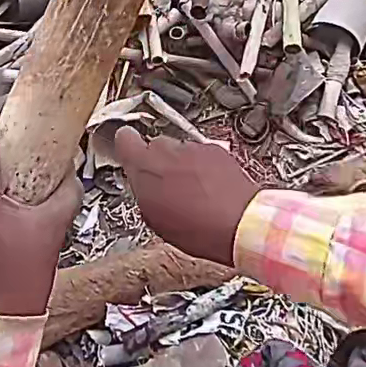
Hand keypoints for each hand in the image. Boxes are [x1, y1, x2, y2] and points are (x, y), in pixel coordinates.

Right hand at [113, 126, 259, 266]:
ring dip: (182, 165)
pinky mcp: (215, 149)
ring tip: (192, 193)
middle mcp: (166, 149)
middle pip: (154, 145)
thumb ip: (142, 191)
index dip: (126, 147)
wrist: (241, 224)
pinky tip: (209, 190)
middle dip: (158, 162)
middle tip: (166, 187)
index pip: (123, 138)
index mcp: (143, 165)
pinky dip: (203, 167)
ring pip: (179, 150)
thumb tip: (142, 185)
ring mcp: (192, 148)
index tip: (130, 155)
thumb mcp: (154, 218)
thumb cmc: (197, 228)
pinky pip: (201, 154)